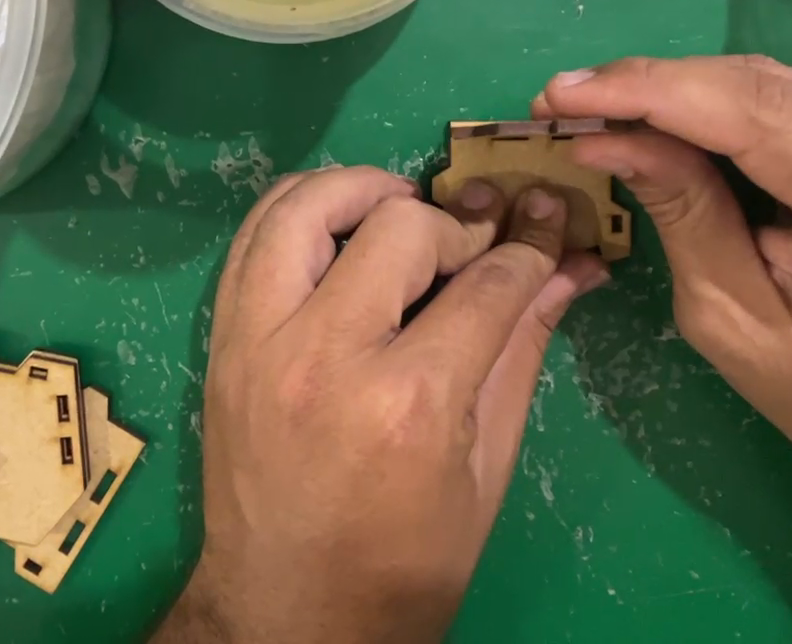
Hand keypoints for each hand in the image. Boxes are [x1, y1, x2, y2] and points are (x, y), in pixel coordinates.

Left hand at [156, 167, 606, 643]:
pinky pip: (253, 235)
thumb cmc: (403, 562)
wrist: (285, 612)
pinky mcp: (223, 338)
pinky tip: (337, 223)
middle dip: (450, 223)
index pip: (485, 285)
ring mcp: (258, 340)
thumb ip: (521, 351)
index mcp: (407, 404)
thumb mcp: (485, 468)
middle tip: (464, 246)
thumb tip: (567, 267)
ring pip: (304, 205)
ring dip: (361, 190)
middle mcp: (325, 356)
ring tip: (396, 208)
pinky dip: (299, 209)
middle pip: (397, 226)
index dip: (525, 248)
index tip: (537, 230)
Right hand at [535, 57, 791, 515]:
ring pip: (774, 86)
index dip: (650, 91)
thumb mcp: (729, 319)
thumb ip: (679, 212)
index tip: (561, 92)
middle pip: (765, 88)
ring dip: (677, 92)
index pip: (759, 115)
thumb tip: (605, 137)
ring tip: (597, 108)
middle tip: (563, 100)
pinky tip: (659, 118)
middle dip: (650, 87)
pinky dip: (715, 108)